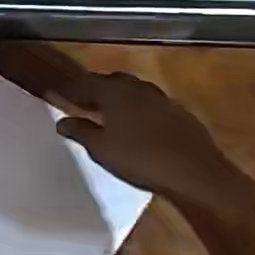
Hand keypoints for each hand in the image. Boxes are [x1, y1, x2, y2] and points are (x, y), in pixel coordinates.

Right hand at [52, 71, 254, 214]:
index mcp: (115, 92)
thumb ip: (80, 132)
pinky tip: (138, 126)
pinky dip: (138, 109)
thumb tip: (61, 121)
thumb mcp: (102, 149)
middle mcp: (137, 88)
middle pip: (111, 82)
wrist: (197, 173)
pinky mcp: (179, 112)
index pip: (86, 83)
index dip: (71, 90)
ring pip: (133, 91)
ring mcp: (161, 98)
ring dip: (118, 98)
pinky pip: (150, 104)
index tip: (58, 96)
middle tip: (83, 104)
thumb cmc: (141, 159)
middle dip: (95, 90)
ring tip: (109, 114)